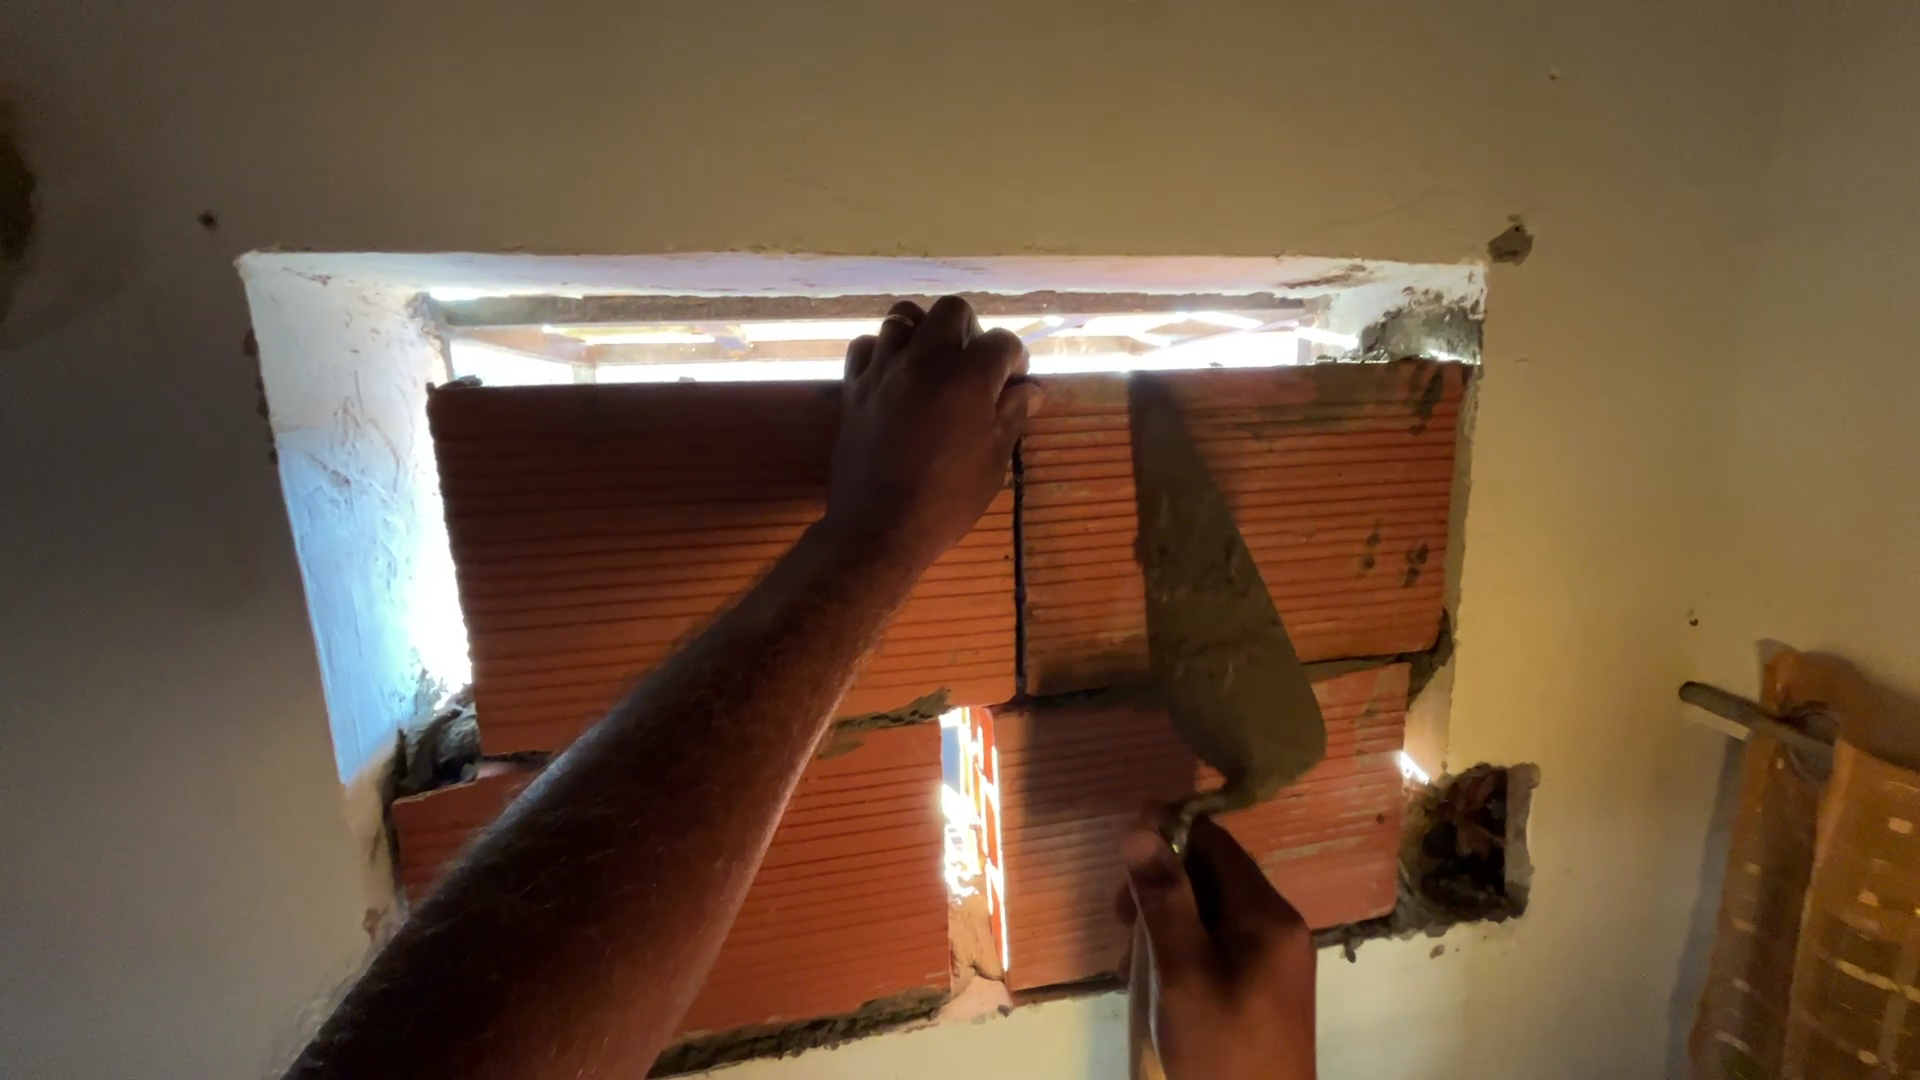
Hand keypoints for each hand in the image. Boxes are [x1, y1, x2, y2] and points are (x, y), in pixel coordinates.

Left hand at [826, 296, 1042, 569]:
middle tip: (974, 366)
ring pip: (903, 317)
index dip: (1016, 360)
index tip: (1016, 382)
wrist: (881, 527)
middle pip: (952, 310)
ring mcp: (884, 370)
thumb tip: (1031, 389)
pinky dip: (883, 352)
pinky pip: (866, 346)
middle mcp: (925, 360)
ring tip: (932, 365)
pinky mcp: (855, 387)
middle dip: (971, 331)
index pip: (1002, 342)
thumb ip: (1013, 415)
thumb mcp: (994, 461)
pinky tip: (895, 376)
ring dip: (924, 334)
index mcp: (968, 376)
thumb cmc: (948, 500)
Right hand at [1119, 815, 1316, 1079]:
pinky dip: (1175, 946)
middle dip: (1158, 883)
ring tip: (1128, 956)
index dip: (1168, 832)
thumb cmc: (1221, 1051)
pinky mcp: (1253, 984)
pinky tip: (1147, 975)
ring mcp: (1266, 958)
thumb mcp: (1184, 972)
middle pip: (1208, 873)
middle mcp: (1274, 926)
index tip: (1122, 847)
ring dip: (1160, 918)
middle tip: (1118, 914)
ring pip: (1203, 908)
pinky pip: (1209, 942)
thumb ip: (1163, 897)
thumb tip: (1140, 827)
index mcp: (1268, 915)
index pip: (1215, 842)